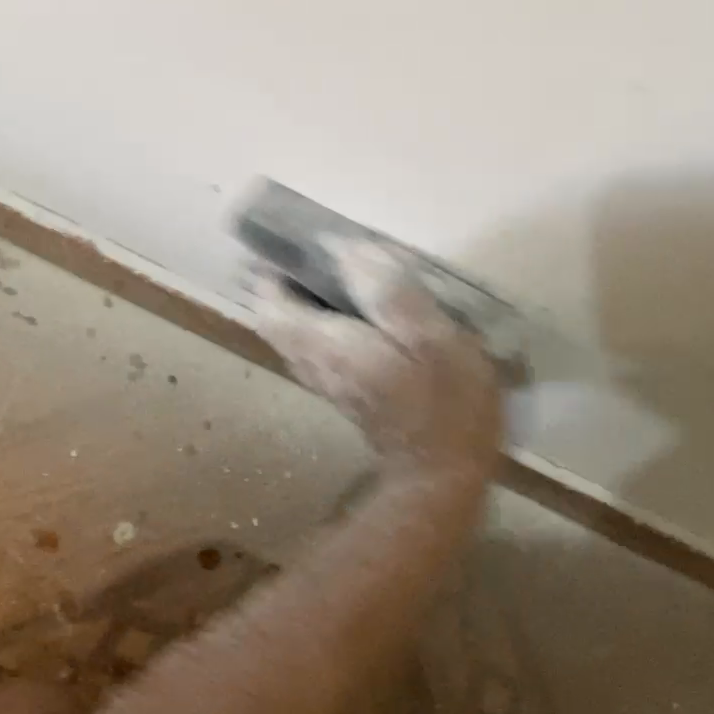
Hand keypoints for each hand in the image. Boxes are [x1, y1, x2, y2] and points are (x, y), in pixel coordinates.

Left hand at [248, 238, 502, 478]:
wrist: (443, 472)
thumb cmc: (445, 402)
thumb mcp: (431, 336)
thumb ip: (387, 291)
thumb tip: (345, 248)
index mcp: (327, 345)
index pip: (269, 305)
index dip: (268, 271)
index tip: (285, 240)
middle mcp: (314, 363)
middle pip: (274, 319)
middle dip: (278, 283)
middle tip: (305, 249)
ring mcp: (327, 381)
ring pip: (293, 334)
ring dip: (297, 302)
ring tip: (324, 269)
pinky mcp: (346, 390)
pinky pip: (315, 346)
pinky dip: (319, 321)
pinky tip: (350, 307)